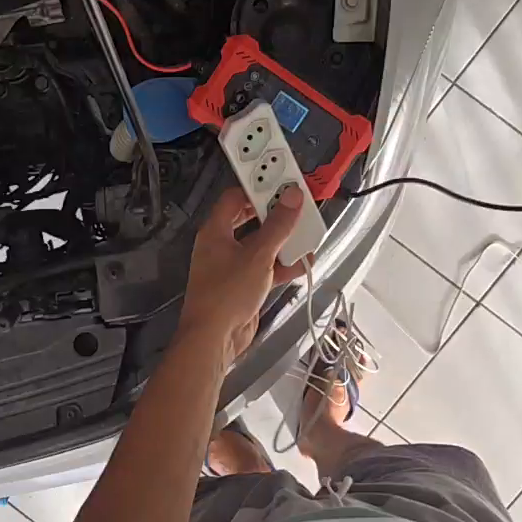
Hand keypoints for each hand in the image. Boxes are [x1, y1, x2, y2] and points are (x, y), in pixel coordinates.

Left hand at [179, 186, 307, 366]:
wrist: (215, 337)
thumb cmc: (226, 294)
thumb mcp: (258, 255)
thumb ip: (278, 226)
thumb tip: (291, 197)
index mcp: (215, 231)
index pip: (236, 197)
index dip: (258, 188)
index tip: (283, 183)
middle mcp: (221, 246)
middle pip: (251, 220)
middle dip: (276, 216)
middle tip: (299, 208)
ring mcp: (232, 266)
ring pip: (261, 245)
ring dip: (283, 242)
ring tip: (306, 236)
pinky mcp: (243, 286)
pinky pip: (265, 268)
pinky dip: (282, 265)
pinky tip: (302, 263)